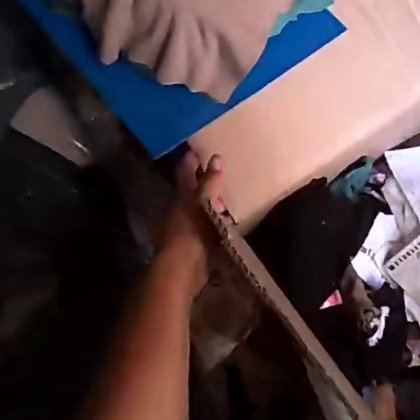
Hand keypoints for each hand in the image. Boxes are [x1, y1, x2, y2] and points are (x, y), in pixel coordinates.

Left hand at [154, 152, 224, 289]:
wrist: (183, 269)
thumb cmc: (188, 232)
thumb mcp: (200, 203)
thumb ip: (208, 183)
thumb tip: (215, 158)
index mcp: (182, 200)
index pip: (185, 175)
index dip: (190, 162)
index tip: (197, 149)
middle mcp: (185, 213)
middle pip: (195, 193)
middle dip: (205, 183)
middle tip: (222, 170)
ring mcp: (194, 230)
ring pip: (206, 212)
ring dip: (217, 205)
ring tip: (234, 194)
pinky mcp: (204, 246)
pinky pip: (216, 230)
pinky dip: (224, 225)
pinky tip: (236, 222)